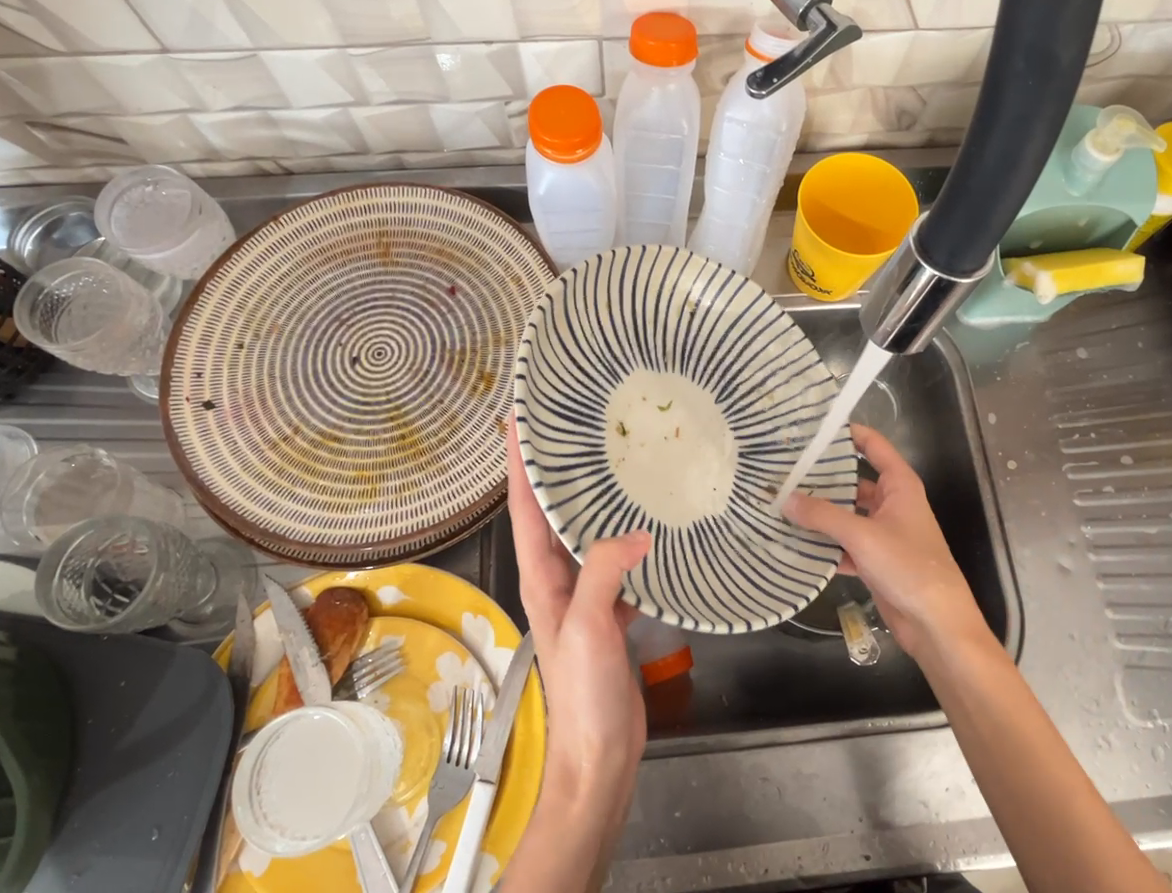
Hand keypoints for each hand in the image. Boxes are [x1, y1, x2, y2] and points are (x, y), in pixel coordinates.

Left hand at [506, 426, 648, 806]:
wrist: (600, 752)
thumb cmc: (582, 692)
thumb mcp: (586, 626)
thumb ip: (602, 575)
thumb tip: (636, 532)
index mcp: (539, 577)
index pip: (525, 508)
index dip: (518, 463)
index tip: (518, 419)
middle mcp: (556, 579)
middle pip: (553, 515)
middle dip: (558, 472)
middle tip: (578, 428)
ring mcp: (583, 597)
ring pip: (587, 537)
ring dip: (595, 504)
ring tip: (618, 466)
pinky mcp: (609, 614)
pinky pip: (617, 566)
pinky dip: (629, 544)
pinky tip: (653, 530)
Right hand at [782, 424, 987, 655]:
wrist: (934, 622)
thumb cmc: (908, 566)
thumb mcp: (862, 535)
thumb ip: (822, 515)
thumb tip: (784, 498)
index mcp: (899, 486)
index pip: (873, 446)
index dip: (848, 433)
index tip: (812, 428)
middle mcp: (891, 504)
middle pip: (852, 481)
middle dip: (822, 478)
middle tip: (783, 470)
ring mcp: (882, 533)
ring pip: (845, 514)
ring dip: (819, 514)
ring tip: (780, 504)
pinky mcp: (874, 560)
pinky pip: (843, 544)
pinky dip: (823, 545)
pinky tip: (795, 544)